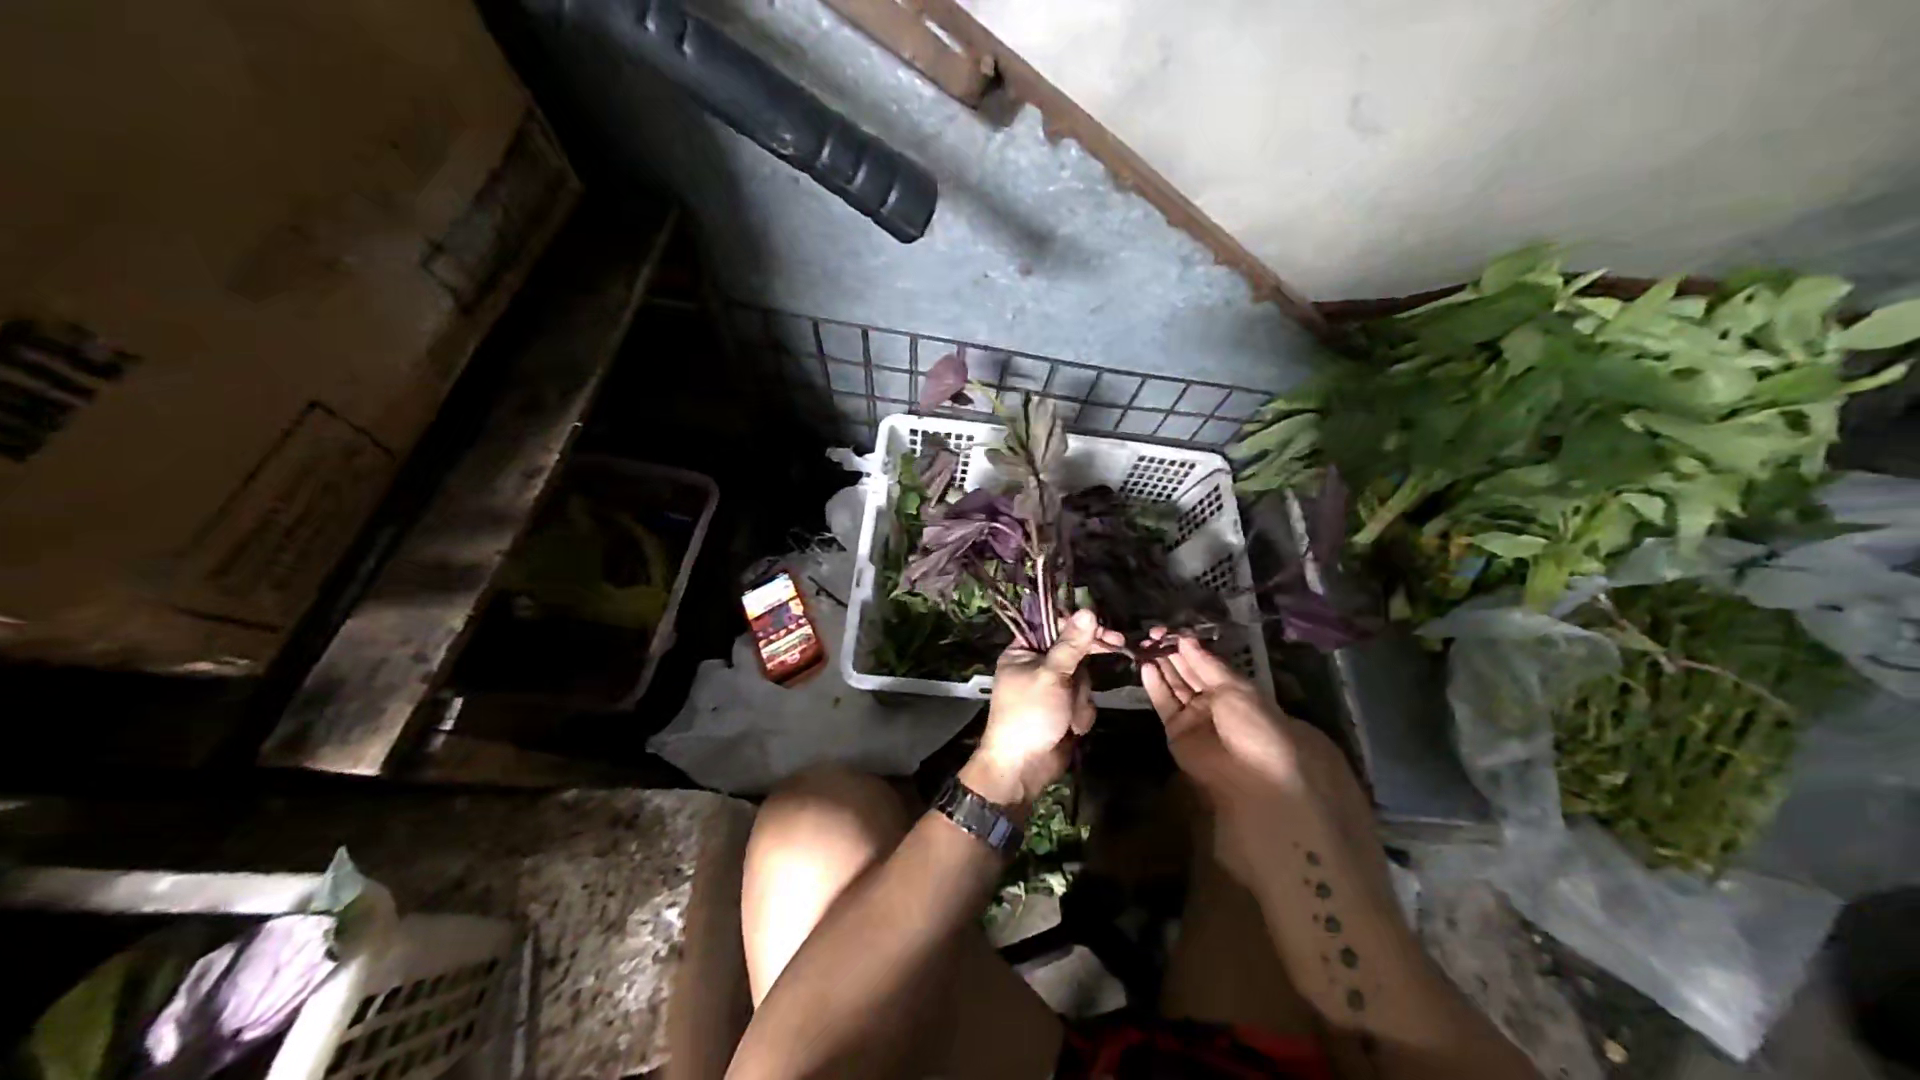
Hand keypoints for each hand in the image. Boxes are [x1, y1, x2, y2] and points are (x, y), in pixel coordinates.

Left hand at [959, 610, 1122, 807]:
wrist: (1023, 768)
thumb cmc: (1029, 715)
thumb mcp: (1051, 676)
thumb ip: (1071, 645)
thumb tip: (1088, 610)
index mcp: (1023, 651)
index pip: (1054, 626)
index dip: (1079, 625)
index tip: (1104, 627)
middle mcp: (1037, 665)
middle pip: (1074, 650)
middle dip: (1087, 662)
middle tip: (1118, 646)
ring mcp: (1052, 688)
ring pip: (1083, 677)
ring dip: (1081, 697)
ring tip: (1068, 715)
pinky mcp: (1063, 708)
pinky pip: (1083, 699)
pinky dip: (1080, 714)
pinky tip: (1071, 728)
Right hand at [1141, 631, 1374, 877]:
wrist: (1254, 776)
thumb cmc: (1257, 724)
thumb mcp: (1235, 688)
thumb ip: (1206, 664)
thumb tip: (1185, 641)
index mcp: (1235, 690)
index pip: (1207, 662)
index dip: (1189, 645)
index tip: (1170, 629)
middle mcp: (1214, 702)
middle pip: (1188, 672)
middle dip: (1171, 652)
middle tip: (1151, 632)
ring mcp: (1195, 718)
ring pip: (1174, 685)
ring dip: (1161, 665)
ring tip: (1143, 643)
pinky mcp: (1177, 733)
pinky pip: (1164, 704)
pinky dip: (1154, 685)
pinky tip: (1145, 666)